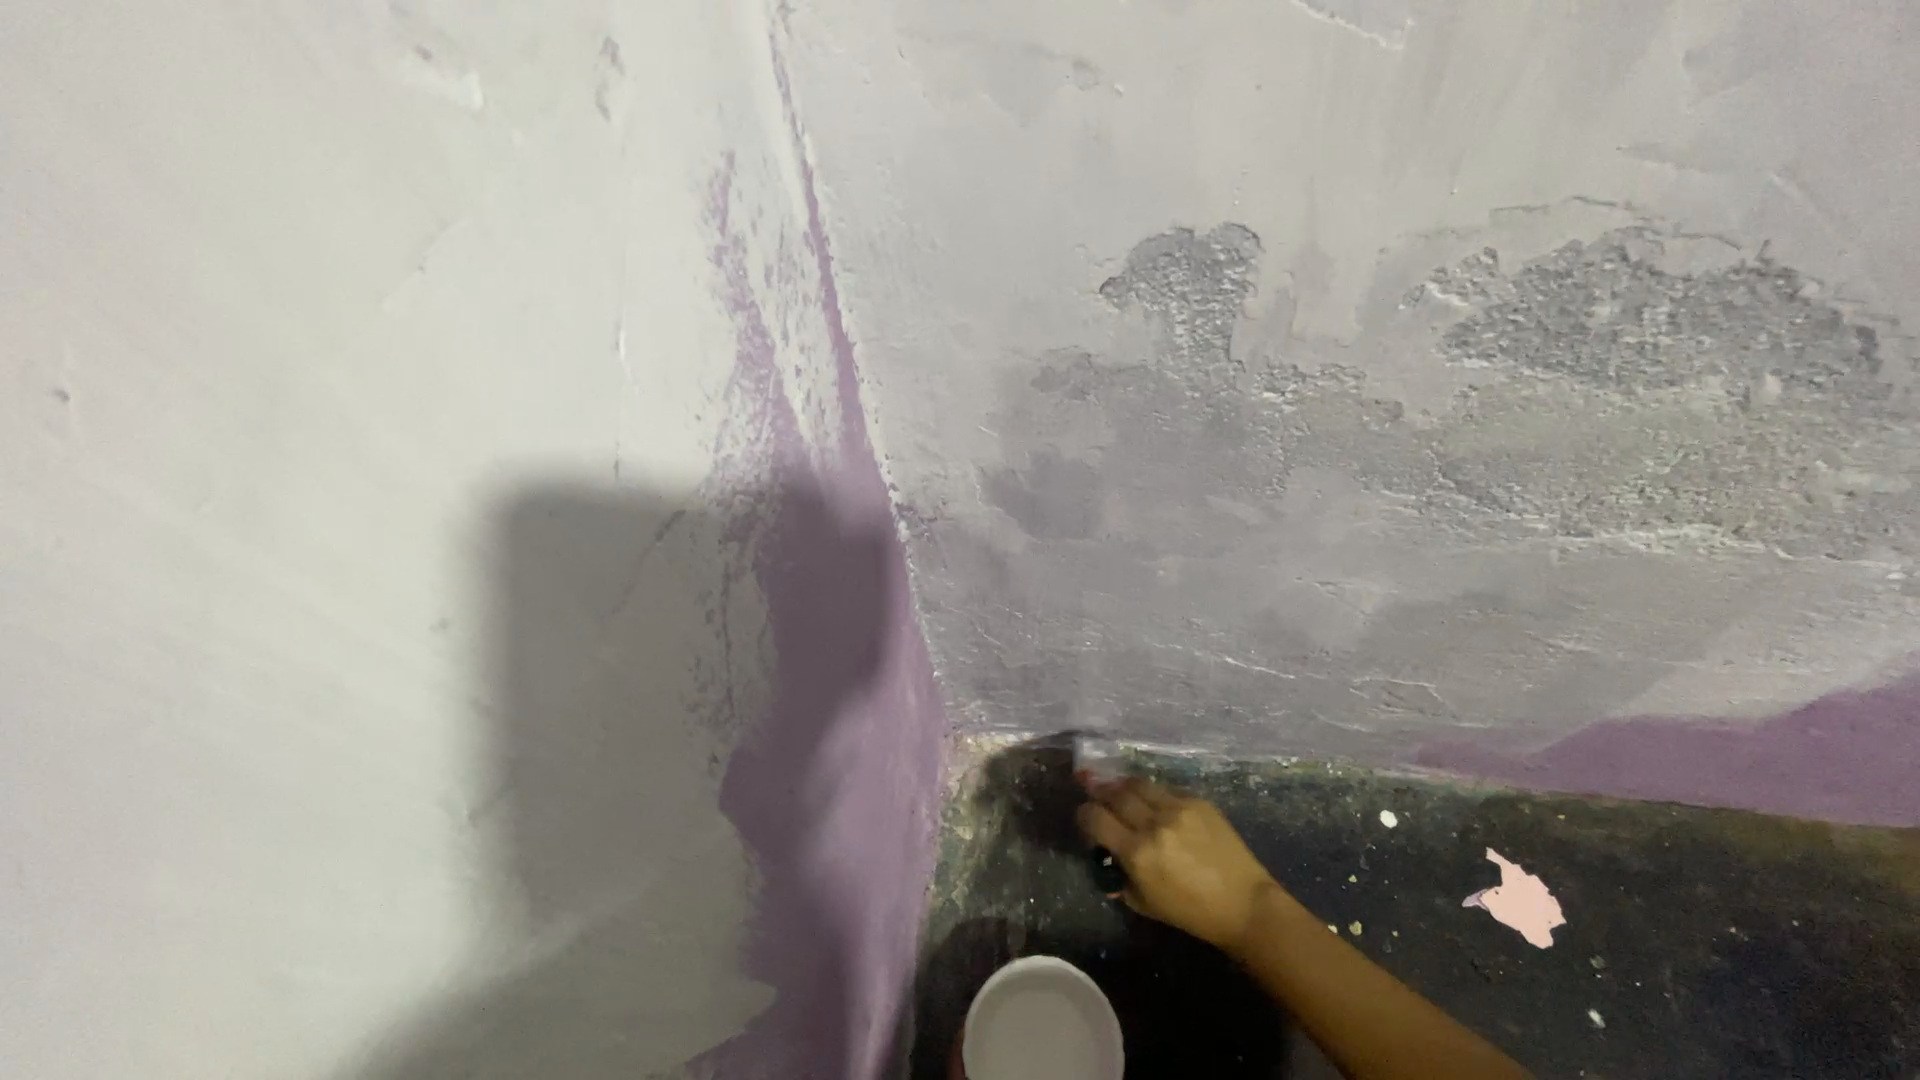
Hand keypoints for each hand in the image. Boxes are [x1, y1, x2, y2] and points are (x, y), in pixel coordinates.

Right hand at [1076, 776, 1278, 951]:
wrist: (1243, 903)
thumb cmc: (1190, 912)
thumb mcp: (1143, 902)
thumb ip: (1119, 876)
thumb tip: (1105, 854)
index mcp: (1137, 852)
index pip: (1095, 818)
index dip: (1083, 815)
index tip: (1084, 818)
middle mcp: (1154, 823)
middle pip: (1113, 792)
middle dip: (1099, 791)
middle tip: (1092, 791)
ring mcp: (1178, 808)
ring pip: (1138, 783)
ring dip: (1123, 785)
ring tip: (1118, 790)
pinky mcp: (1198, 801)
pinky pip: (1165, 789)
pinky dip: (1153, 793)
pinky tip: (1152, 801)